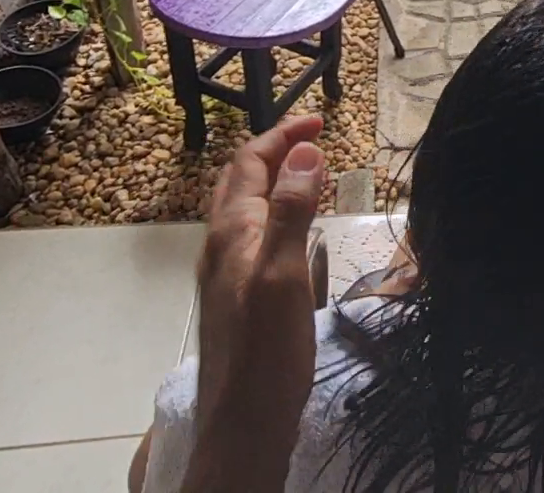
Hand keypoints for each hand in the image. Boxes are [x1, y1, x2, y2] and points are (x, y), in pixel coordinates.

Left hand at [183, 115, 325, 492]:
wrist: (244, 424)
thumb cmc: (268, 349)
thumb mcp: (284, 273)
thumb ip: (292, 209)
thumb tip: (305, 150)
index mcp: (234, 231)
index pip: (251, 162)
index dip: (283, 134)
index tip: (321, 119)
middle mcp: (223, 243)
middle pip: (242, 179)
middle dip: (276, 149)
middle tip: (316, 137)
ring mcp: (227, 269)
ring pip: (248, 205)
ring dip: (277, 177)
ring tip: (314, 171)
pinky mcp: (238, 292)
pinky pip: (256, 230)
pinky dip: (279, 209)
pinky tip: (299, 227)